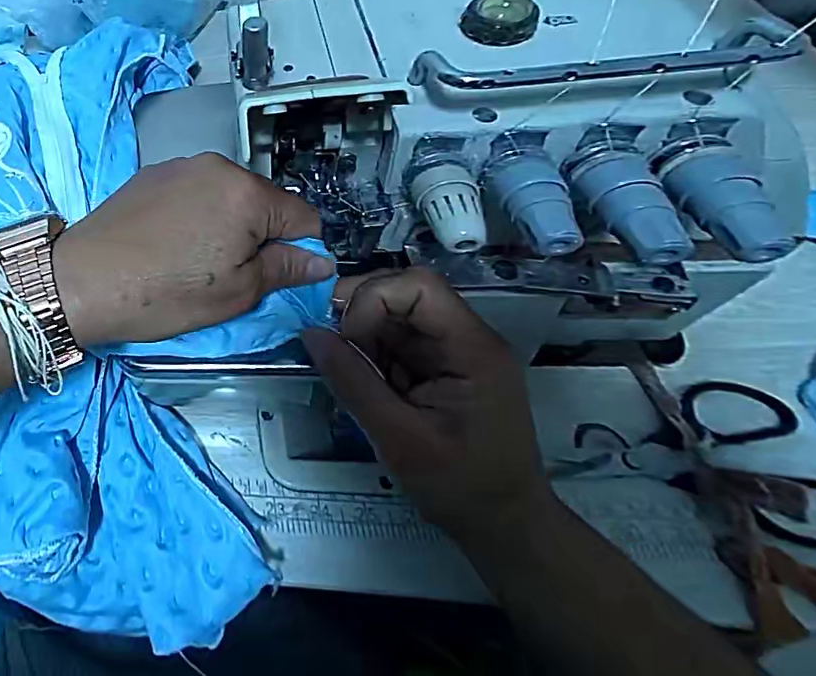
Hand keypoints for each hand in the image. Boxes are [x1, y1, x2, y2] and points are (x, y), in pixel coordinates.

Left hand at [53, 153, 334, 346]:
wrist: (81, 280)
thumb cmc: (161, 293)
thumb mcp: (235, 293)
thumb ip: (286, 270)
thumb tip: (321, 261)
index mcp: (246, 193)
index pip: (305, 216)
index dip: (303, 250)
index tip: (284, 274)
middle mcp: (217, 166)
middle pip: (266, 202)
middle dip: (262, 235)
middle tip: (233, 273)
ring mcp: (182, 165)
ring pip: (230, 195)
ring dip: (229, 223)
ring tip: (196, 260)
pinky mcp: (154, 172)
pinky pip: (197, 189)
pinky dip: (198, 212)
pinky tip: (173, 243)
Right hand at [301, 269, 548, 533]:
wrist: (506, 528)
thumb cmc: (462, 488)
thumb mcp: (400, 440)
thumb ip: (353, 382)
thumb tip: (310, 334)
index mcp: (472, 348)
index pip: (418, 287)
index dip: (374, 299)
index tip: (348, 340)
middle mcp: (467, 337)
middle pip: (405, 292)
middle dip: (361, 314)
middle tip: (333, 349)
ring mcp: (454, 350)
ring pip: (396, 314)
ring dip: (364, 336)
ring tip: (351, 374)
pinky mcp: (441, 365)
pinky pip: (399, 340)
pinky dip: (372, 354)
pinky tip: (367, 383)